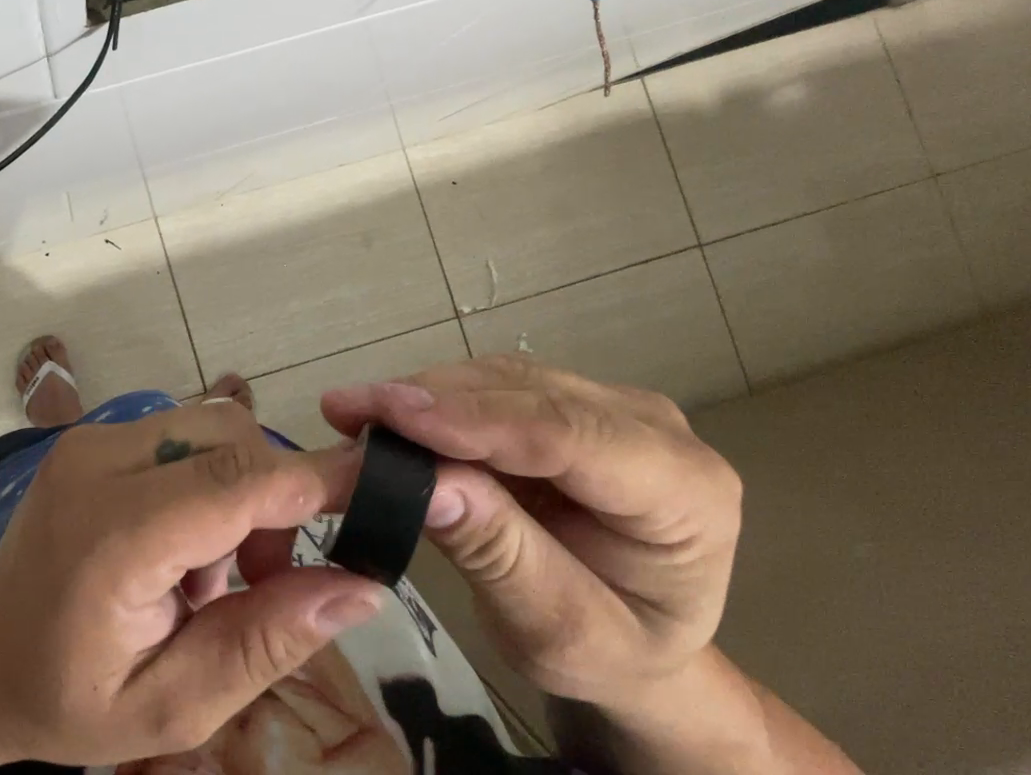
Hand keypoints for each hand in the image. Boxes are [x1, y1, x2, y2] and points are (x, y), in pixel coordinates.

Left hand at [0, 399, 384, 767]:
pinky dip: (210, 481)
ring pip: (212, 429)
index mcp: (112, 535)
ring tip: (212, 577)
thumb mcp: (171, 702)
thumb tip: (360, 586)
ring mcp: (89, 441)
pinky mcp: (92, 439)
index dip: (317, 480)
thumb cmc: (65, 694)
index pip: (236, 481)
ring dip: (242, 492)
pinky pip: (182, 436)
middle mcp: (97, 463)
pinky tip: (183, 547)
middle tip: (262, 583)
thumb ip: (264, 641)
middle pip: (231, 439)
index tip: (384, 487)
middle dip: (276, 502)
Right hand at [320, 356, 742, 708]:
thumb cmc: (608, 651)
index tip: (388, 412)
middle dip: (432, 400)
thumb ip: (502, 557)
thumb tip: (428, 486)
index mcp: (686, 491)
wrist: (631, 641)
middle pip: (529, 395)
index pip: (571, 436)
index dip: (475, 419)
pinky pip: (490, 385)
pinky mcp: (565, 401)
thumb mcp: (558, 632)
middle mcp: (654, 429)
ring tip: (354, 416)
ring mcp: (607, 407)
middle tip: (344, 411)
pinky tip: (387, 417)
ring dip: (424, 395)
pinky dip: (433, 401)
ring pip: (502, 379)